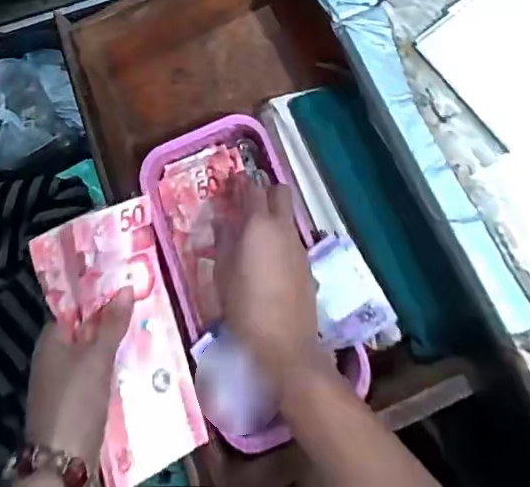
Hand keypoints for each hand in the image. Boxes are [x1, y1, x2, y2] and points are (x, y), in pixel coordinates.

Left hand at [24, 289, 134, 462]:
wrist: (62, 466)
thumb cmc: (75, 401)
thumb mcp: (97, 358)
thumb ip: (112, 324)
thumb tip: (126, 287)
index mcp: (50, 339)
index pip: (75, 306)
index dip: (99, 295)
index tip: (125, 284)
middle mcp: (53, 357)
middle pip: (85, 331)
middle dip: (111, 321)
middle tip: (141, 306)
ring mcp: (62, 383)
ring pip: (91, 355)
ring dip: (114, 347)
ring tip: (144, 332)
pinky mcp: (73, 405)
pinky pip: (95, 377)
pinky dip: (111, 371)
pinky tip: (132, 368)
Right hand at [217, 180, 325, 388]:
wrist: (285, 347)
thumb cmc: (244, 306)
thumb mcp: (222, 272)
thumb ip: (223, 240)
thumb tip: (222, 222)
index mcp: (259, 223)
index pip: (252, 187)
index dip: (240, 182)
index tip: (230, 184)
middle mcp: (283, 228)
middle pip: (280, 192)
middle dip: (264, 192)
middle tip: (245, 206)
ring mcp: (298, 247)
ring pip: (287, 218)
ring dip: (272, 218)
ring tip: (253, 239)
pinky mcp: (307, 267)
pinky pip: (292, 241)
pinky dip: (280, 241)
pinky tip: (267, 264)